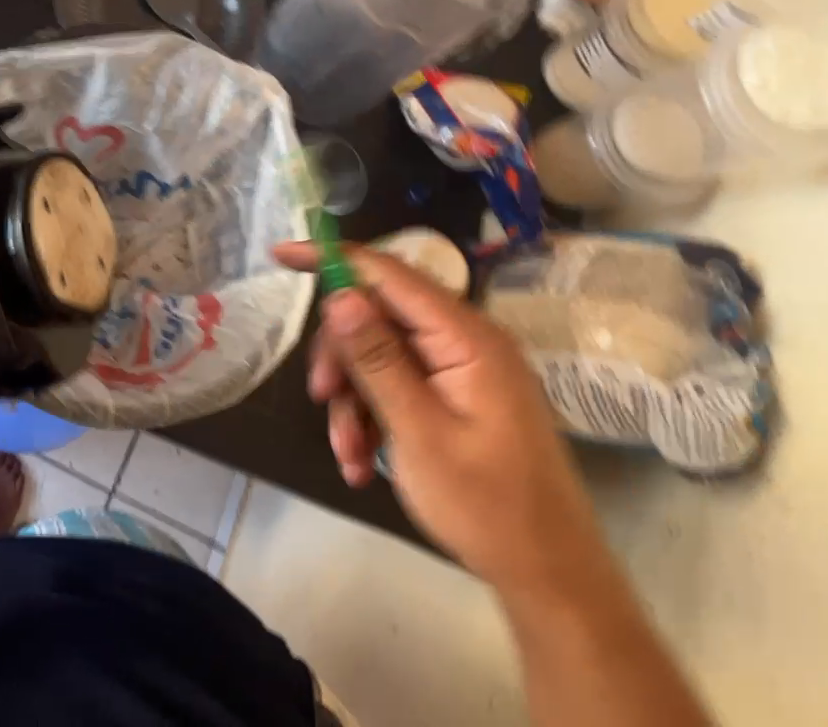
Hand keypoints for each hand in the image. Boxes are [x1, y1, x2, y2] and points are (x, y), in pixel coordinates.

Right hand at [276, 242, 612, 595]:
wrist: (547, 573)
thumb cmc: (486, 504)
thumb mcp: (418, 431)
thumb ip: (377, 359)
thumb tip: (338, 295)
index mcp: (466, 339)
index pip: (388, 274)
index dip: (332, 259)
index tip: (280, 255)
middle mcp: (465, 343)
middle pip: (376, 318)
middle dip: (340, 358)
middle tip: (320, 399)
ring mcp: (461, 371)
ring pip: (378, 357)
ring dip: (352, 400)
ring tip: (349, 453)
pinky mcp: (456, 397)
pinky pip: (396, 387)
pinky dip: (371, 417)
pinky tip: (363, 461)